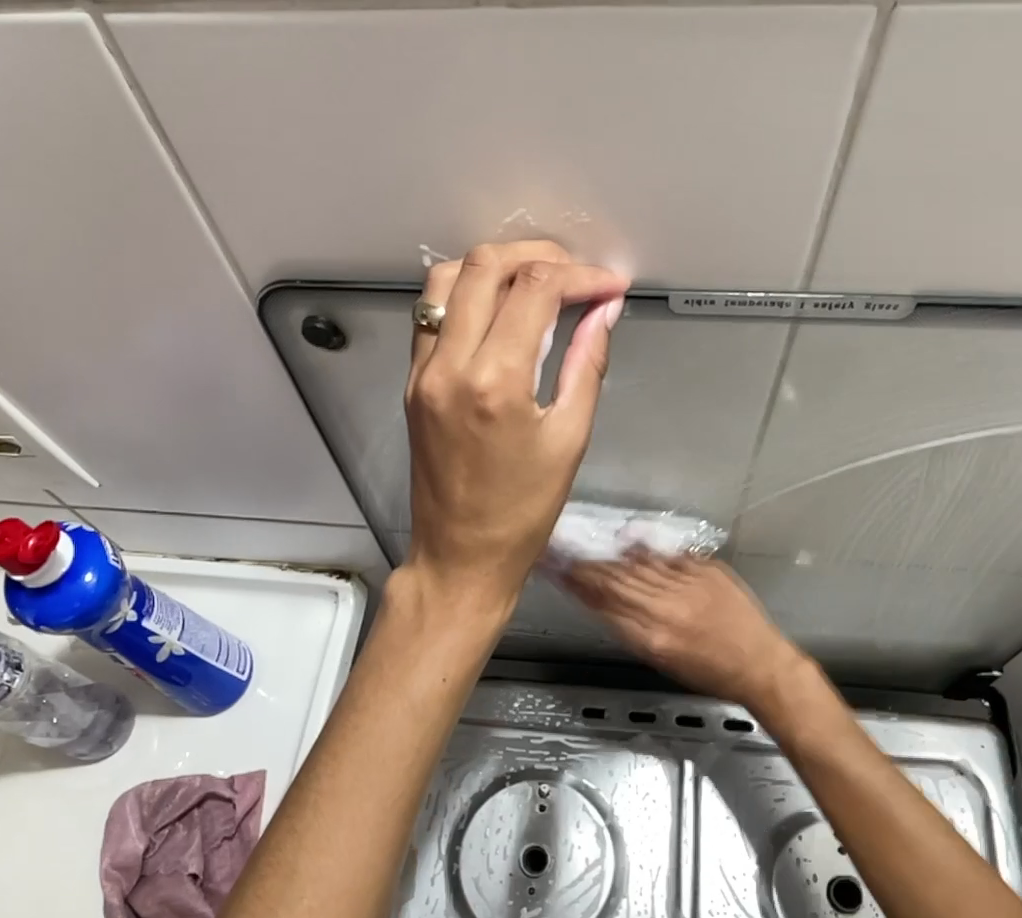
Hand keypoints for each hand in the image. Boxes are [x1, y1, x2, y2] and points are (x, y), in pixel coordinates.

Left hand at [404, 241, 627, 610]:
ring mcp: (422, 371)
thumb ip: (587, 365)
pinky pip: (432, 313)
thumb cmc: (523, 512)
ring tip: (538, 284)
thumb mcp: (569, 439)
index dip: (581, 276)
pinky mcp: (412, 382)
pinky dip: (466, 294)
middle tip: (576, 275)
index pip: (536, 290)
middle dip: (538, 257)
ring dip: (495, 267)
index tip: (609, 287)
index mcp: (495, 381)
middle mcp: (449, 365)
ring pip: (447, 278)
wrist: (460, 556)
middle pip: (485, 266)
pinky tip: (499, 310)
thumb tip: (604, 311)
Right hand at [561, 552, 813, 712]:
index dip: (576, 584)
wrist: (760, 664)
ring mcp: (688, 584)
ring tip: (589, 549)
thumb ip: (631, 630)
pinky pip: (666, 557)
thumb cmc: (710, 673)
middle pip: (615, 580)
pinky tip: (629, 547)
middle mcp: (666, 607)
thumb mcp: (662, 661)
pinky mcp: (706, 570)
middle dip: (585, 565)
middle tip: (562, 551)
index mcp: (652, 637)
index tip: (557, 571)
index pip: (603, 603)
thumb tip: (604, 604)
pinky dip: (645, 553)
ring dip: (610, 557)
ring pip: (638, 565)